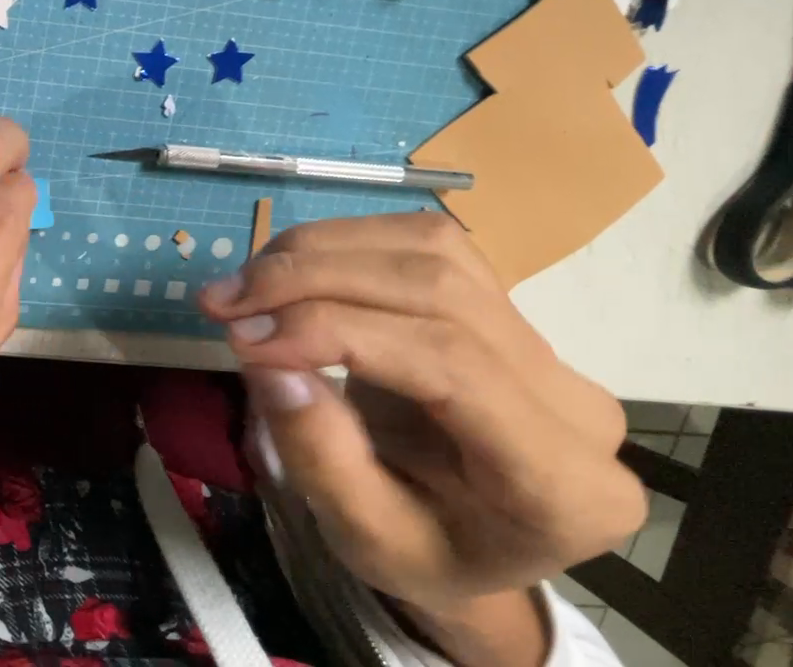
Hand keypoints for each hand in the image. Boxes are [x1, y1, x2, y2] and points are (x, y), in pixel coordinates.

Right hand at [199, 213, 642, 658]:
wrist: (463, 539)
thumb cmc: (418, 551)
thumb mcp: (362, 536)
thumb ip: (321, 456)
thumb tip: (268, 362)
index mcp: (560, 482)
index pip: (451, 362)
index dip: (334, 329)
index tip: (241, 338)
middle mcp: (573, 399)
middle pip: (437, 287)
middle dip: (310, 279)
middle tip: (219, 300)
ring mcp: (544, 343)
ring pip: (430, 247)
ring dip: (317, 250)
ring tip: (244, 284)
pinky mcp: (503, 307)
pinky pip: (422, 242)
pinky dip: (338, 244)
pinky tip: (286, 271)